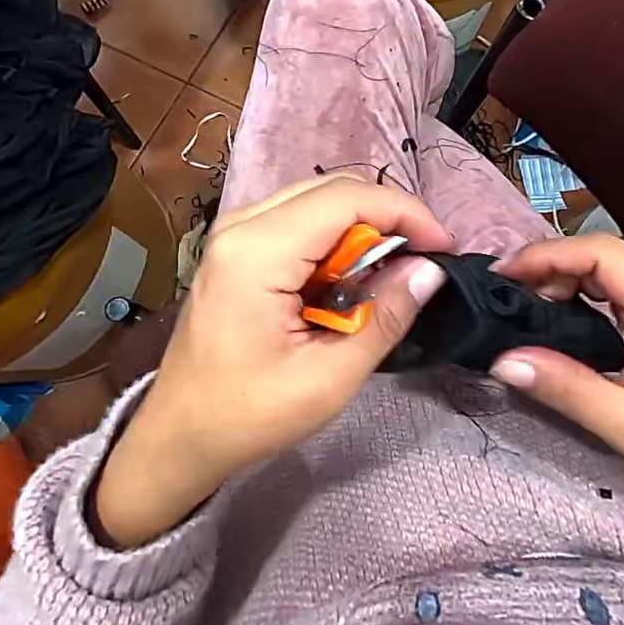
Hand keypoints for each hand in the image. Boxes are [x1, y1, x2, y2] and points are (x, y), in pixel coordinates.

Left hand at [93, 175, 454, 547]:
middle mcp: (242, 224)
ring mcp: (236, 230)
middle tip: (424, 260)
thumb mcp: (328, 378)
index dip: (406, 213)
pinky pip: (301, 219)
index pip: (347, 199)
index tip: (445, 247)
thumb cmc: (248, 415)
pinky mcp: (239, 245)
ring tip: (394, 271)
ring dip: (365, 228)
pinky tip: (353, 277)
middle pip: (334, 190)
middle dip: (389, 217)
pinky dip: (338, 239)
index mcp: (258, 252)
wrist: (179, 434)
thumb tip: (430, 270)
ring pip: (320, 200)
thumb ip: (385, 317)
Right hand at [489, 236, 623, 553]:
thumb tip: (501, 360)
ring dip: (564, 281)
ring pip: (610, 270)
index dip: (545, 256)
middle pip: (602, 255)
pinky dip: (583, 296)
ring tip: (522, 307)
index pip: (600, 253)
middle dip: (549, 268)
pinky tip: (558, 318)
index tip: (500, 275)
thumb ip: (565, 387)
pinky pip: (620, 291)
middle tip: (504, 298)